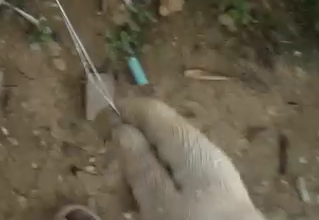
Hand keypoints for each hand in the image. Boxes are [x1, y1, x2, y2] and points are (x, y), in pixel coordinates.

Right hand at [115, 99, 262, 219]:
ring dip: (143, 183)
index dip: (123, 115)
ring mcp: (211, 176)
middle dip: (131, 160)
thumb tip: (122, 128)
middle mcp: (202, 151)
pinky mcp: (216, 199)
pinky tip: (151, 214)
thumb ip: (139, 163)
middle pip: (156, 140)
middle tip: (117, 192)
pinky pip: (180, 187)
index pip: (151, 110)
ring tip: (129, 207)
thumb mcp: (159, 201)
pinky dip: (161, 197)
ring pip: (166, 166)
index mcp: (188, 143)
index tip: (102, 137)